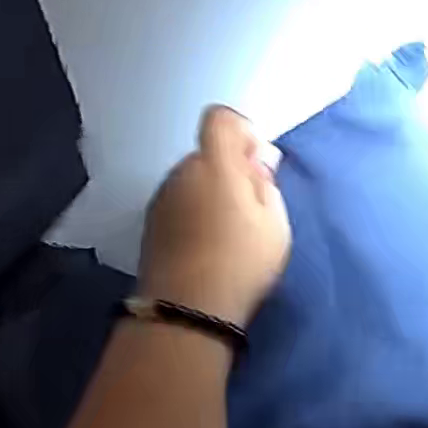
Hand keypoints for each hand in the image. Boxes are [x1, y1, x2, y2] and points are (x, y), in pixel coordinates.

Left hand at [137, 106, 291, 327]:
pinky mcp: (152, 223)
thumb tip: (259, 158)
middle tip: (255, 210)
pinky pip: (181, 204)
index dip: (244, 132)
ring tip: (233, 234)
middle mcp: (182, 171)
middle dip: (232, 171)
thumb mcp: (275, 225)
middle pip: (209, 154)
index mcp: (216, 165)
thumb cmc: (243, 262)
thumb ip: (267, 184)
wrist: (189, 307)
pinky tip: (211, 247)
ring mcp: (162, 197)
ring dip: (213, 195)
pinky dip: (197, 215)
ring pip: (194, 181)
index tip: (261, 163)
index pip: (222, 120)